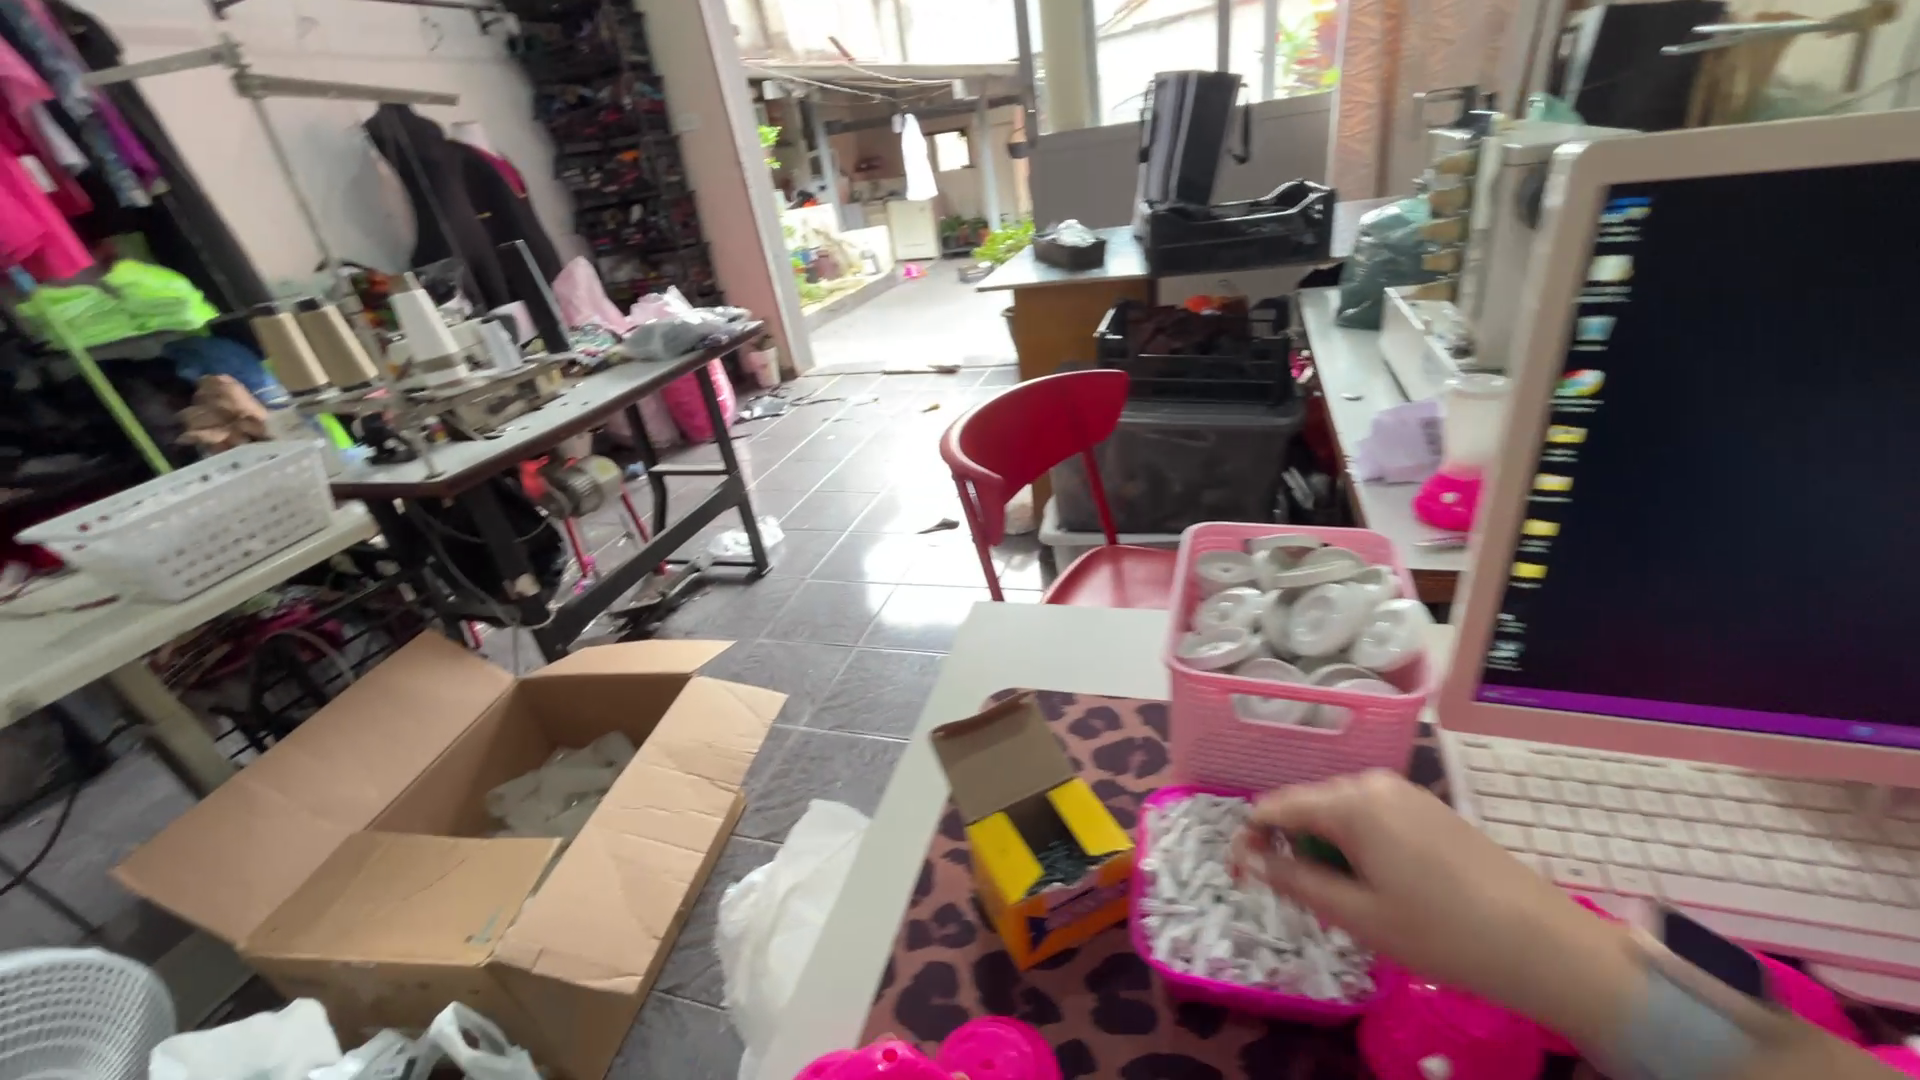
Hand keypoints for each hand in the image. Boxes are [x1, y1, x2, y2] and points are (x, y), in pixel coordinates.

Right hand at [1240, 770, 1641, 1047]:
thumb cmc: (1442, 933)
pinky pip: (1370, 817)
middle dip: (1289, 846)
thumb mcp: (1357, 915)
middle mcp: (1371, 783)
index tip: (1241, 876)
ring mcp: (1404, 792)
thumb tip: (1249, 861)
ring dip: (1324, 848)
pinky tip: (1376, 884)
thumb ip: (1294, 881)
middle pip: (1306, 806)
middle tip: (1296, 899)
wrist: (1546, 945)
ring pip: (1338, 813)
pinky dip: (1356, 845)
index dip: (1250, 839)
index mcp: (1349, 802)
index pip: (1273, 807)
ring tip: (1340, 898)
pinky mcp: (1427, 808)